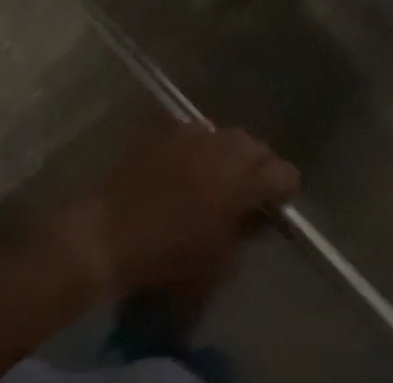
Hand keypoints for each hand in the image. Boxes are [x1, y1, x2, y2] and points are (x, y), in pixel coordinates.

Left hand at [46, 122, 299, 297]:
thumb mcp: (219, 261)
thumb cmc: (168, 259)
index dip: (284, 191)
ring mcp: (188, 134)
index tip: (275, 207)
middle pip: (257, 146)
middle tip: (249, 191)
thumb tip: (254, 218)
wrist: (108, 235)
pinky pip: (191, 131)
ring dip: (228, 153)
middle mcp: (220, 148)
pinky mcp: (160, 131)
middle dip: (260, 166)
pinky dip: (197, 145)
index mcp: (241, 181)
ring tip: (217, 175)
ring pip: (224, 134)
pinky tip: (185, 164)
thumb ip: (245, 233)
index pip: (284, 173)